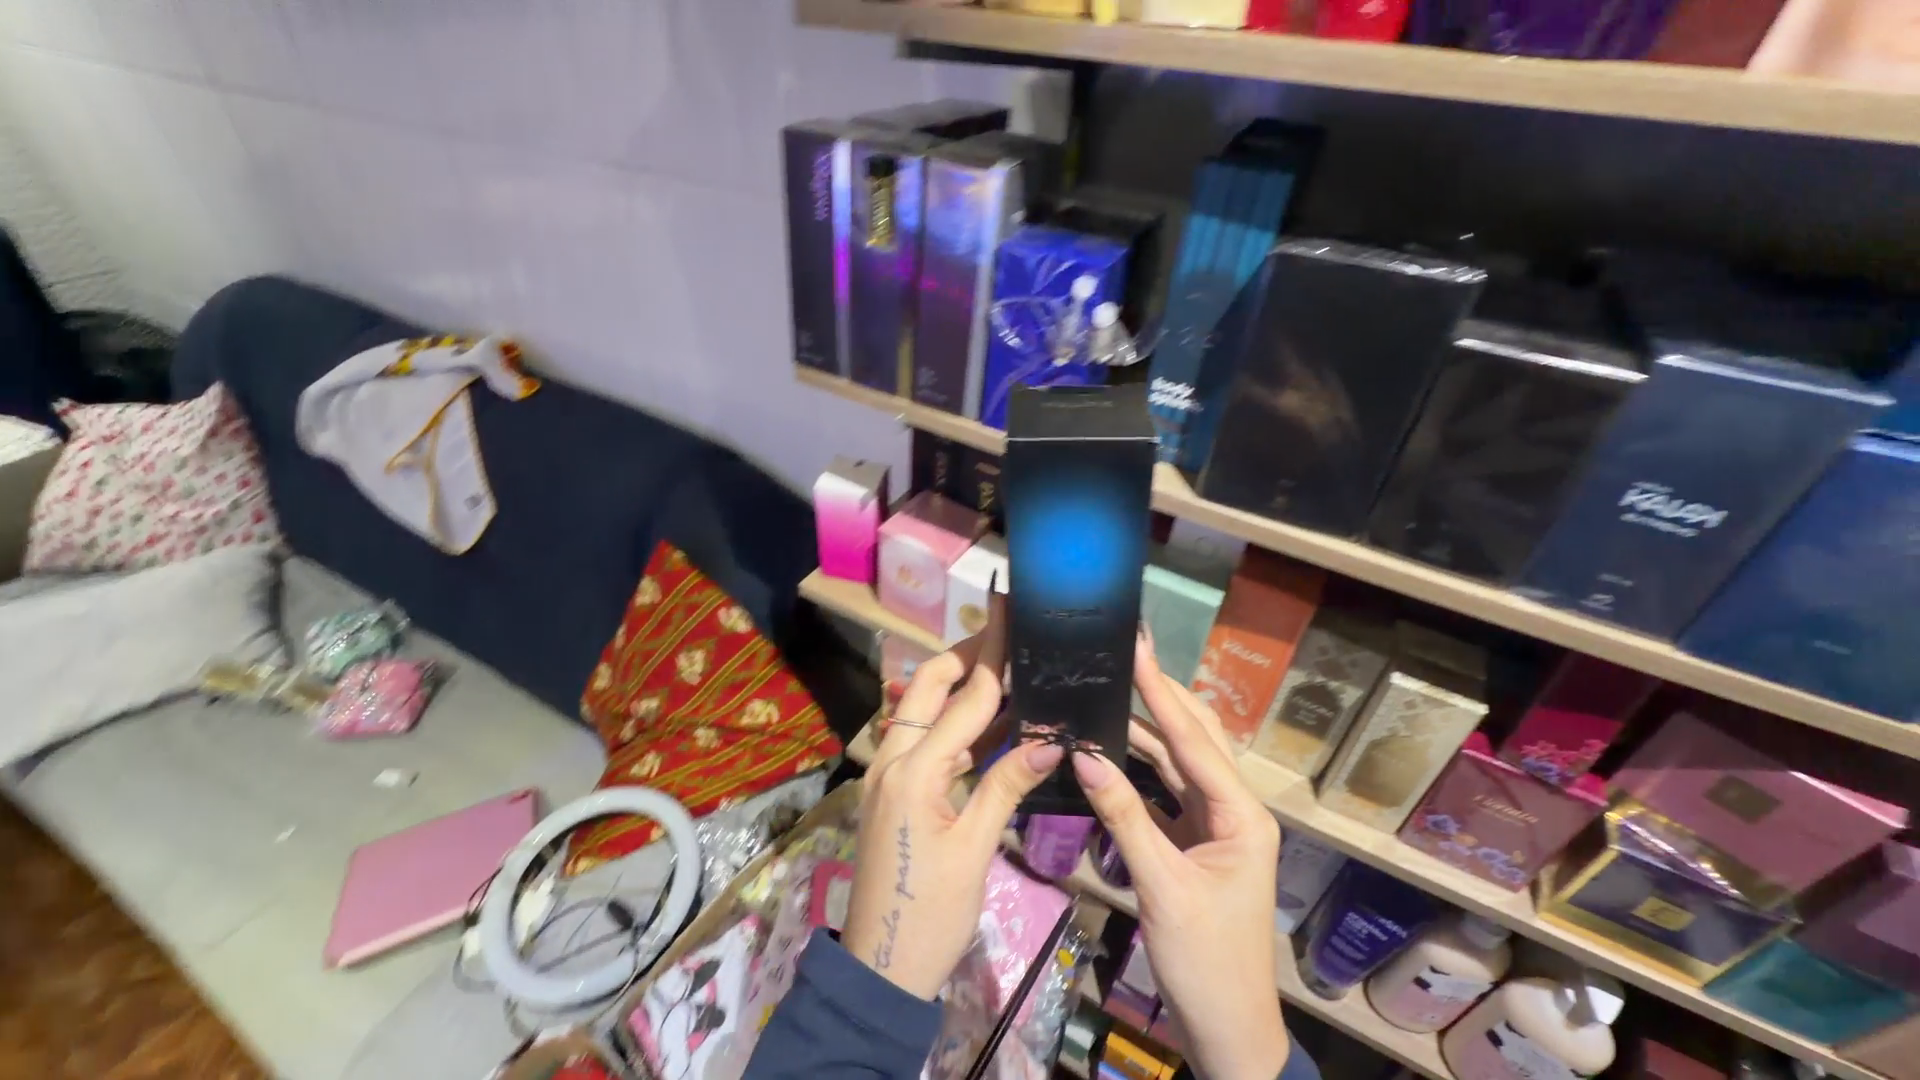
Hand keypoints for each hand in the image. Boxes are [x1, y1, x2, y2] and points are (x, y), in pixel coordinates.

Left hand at [842, 651, 1063, 999]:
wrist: (880, 967)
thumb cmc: (931, 913)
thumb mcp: (975, 850)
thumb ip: (1006, 786)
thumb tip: (1050, 740)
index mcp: (914, 771)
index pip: (963, 700)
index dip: (993, 656)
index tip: (1009, 613)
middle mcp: (892, 760)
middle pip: (926, 688)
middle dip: (964, 657)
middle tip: (1007, 637)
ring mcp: (886, 775)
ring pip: (921, 712)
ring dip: (958, 688)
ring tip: (1005, 670)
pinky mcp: (891, 792)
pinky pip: (922, 742)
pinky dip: (952, 725)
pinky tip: (987, 724)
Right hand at [1076, 629, 1290, 1079]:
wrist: (1228, 1028)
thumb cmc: (1205, 959)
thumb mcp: (1161, 885)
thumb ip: (1123, 815)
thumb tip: (1084, 754)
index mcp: (1242, 814)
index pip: (1193, 740)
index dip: (1160, 692)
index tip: (1136, 648)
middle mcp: (1233, 809)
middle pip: (1195, 739)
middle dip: (1160, 695)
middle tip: (1126, 653)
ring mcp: (1215, 825)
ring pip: (1179, 763)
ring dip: (1147, 729)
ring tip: (1112, 688)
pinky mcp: (1195, 842)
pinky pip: (1166, 791)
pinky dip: (1140, 768)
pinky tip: (1114, 747)